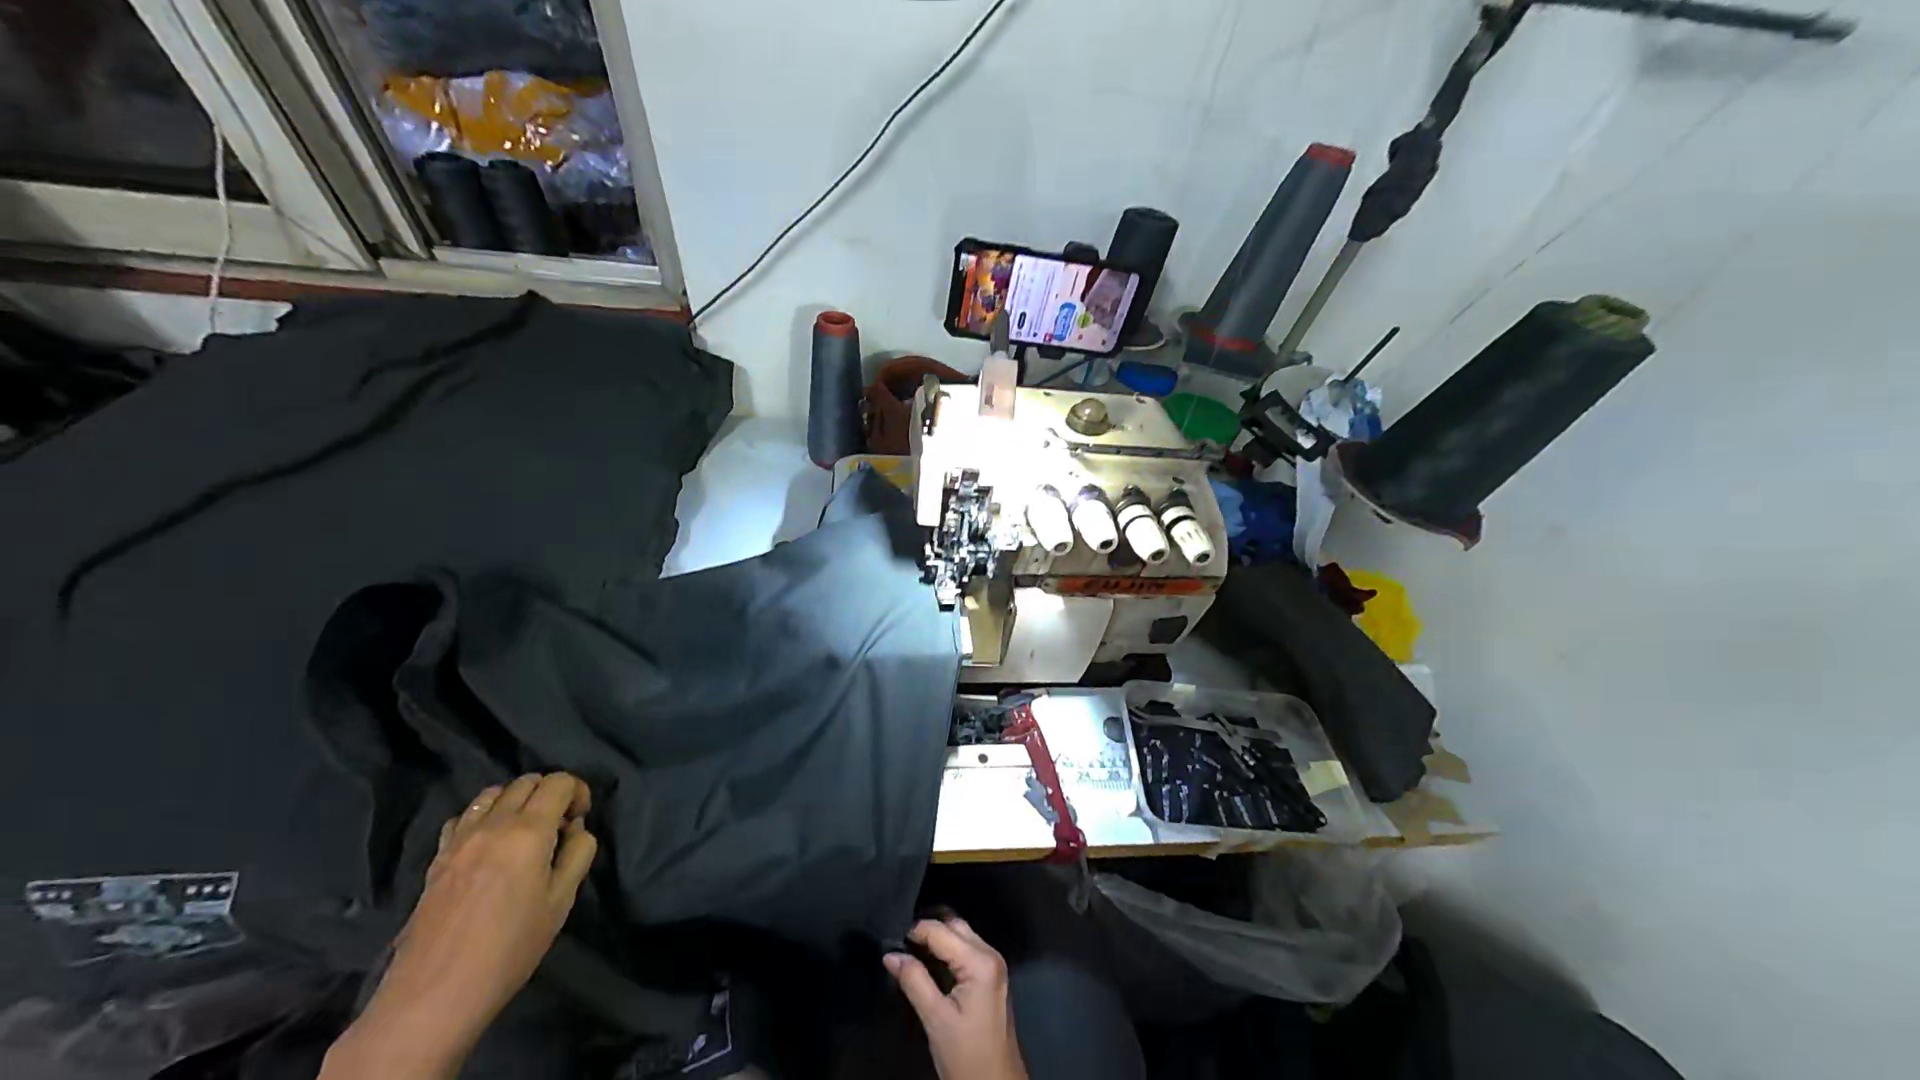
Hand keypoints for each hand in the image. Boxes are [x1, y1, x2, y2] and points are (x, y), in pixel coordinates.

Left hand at [321, 773, 597, 1079]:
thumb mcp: (562, 901)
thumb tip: (575, 828)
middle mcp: (492, 825)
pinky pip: (464, 817)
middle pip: (526, 781)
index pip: (558, 782)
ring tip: (523, 831)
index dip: (578, 791)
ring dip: (515, 800)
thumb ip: (578, 853)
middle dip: (549, 793)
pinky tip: (488, 844)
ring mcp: (459, 840)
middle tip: (558, 825)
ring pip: (493, 793)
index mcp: (529, 831)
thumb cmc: (510, 947)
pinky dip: (483, 817)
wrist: (434, 994)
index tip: (580, 819)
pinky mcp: (436, 859)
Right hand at [886, 917, 1027, 1079]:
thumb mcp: (936, 1019)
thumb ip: (913, 981)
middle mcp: (990, 954)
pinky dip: (947, 948)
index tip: (890, 939)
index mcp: (980, 962)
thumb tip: (890, 954)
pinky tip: (928, 960)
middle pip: (954, 925)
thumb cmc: (967, 1056)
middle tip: (899, 940)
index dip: (914, 931)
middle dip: (927, 927)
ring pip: (961, 934)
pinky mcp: (991, 976)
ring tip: (909, 948)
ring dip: (937, 936)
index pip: (941, 930)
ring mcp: (994, 965)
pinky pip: (967, 949)